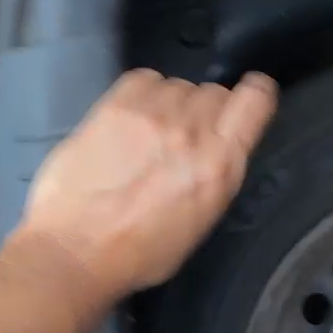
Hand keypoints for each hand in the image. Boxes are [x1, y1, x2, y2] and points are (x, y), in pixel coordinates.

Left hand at [16, 69, 278, 299]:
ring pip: (177, 85)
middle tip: (177, 139)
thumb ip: (214, 177)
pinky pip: (143, 78)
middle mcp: (193, 133)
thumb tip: (213, 150)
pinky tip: (128, 121)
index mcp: (221, 167)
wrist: (76, 252)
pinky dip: (141, 94)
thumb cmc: (138, 254)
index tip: (242, 100)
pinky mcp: (116, 107)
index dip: (252, 93)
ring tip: (146, 135)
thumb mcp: (199, 223)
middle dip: (202, 111)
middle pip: (213, 92)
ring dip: (168, 104)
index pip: (255, 100)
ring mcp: (154, 116)